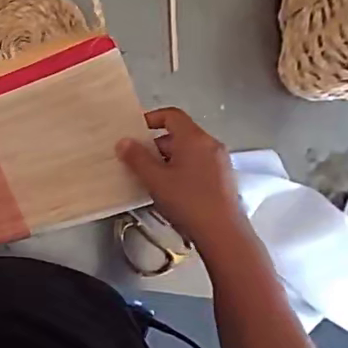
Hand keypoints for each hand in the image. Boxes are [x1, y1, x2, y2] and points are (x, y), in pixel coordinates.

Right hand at [116, 107, 251, 248]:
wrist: (222, 232)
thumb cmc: (187, 201)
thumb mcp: (155, 180)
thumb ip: (137, 158)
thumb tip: (123, 142)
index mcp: (194, 138)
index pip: (172, 115)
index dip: (151, 118)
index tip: (135, 132)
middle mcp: (210, 144)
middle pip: (180, 134)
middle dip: (156, 145)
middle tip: (138, 161)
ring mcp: (220, 160)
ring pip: (189, 151)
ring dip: (168, 159)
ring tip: (153, 178)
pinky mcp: (224, 177)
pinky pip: (198, 163)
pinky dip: (182, 168)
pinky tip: (172, 190)